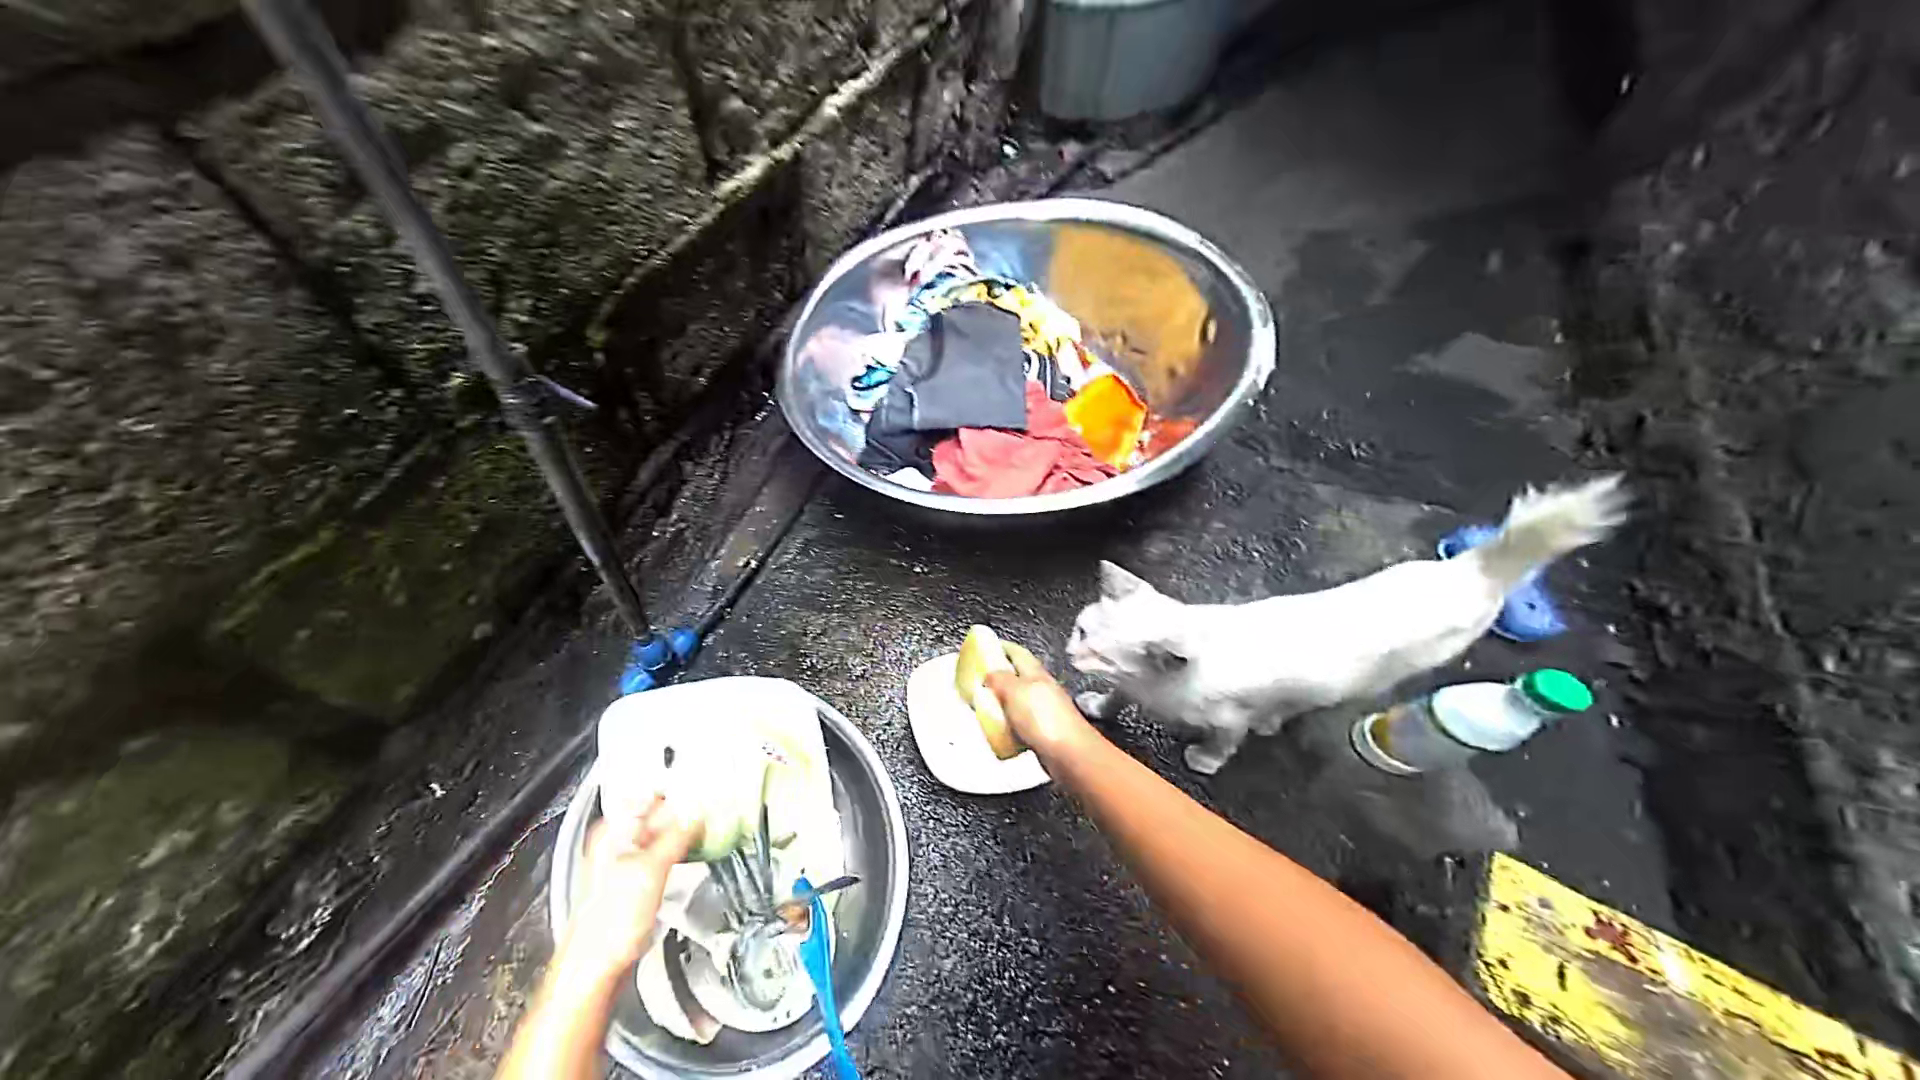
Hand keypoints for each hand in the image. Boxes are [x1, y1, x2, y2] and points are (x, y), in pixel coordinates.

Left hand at [559, 797, 700, 985]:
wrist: (595, 968)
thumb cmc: (608, 925)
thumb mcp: (651, 870)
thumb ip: (677, 837)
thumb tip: (698, 814)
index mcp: (612, 832)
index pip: (651, 796)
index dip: (678, 792)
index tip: (703, 792)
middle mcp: (617, 843)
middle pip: (657, 814)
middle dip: (685, 812)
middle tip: (712, 810)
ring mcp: (626, 862)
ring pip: (662, 835)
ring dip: (685, 832)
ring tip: (707, 829)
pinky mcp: (637, 882)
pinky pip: (664, 855)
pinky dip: (681, 850)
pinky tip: (694, 853)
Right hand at [985, 643, 1098, 760]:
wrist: (1069, 753)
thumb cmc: (1042, 718)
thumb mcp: (1015, 691)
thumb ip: (999, 679)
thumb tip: (988, 674)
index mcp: (1036, 674)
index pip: (1017, 653)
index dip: (1002, 648)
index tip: (985, 647)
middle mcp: (1043, 688)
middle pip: (1018, 677)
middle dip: (999, 677)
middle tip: (978, 681)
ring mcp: (1046, 710)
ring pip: (1020, 700)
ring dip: (1003, 702)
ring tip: (985, 707)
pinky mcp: (1046, 731)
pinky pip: (1022, 722)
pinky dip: (1009, 723)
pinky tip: (1000, 730)